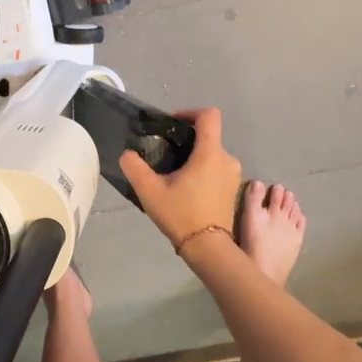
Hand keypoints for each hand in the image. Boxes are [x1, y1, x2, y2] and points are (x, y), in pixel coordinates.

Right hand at [120, 108, 241, 248]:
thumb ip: (134, 167)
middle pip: (208, 137)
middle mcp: (227, 159)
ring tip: (174, 174)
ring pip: (212, 154)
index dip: (190, 112)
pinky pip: (217, 169)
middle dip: (187, 141)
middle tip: (166, 155)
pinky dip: (203, 171)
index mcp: (210, 154)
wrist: (208, 248)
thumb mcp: (149, 191)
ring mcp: (233, 175)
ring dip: (195, 158)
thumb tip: (128, 154)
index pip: (209, 116)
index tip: (173, 124)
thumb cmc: (181, 215)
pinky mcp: (233, 189)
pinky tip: (186, 189)